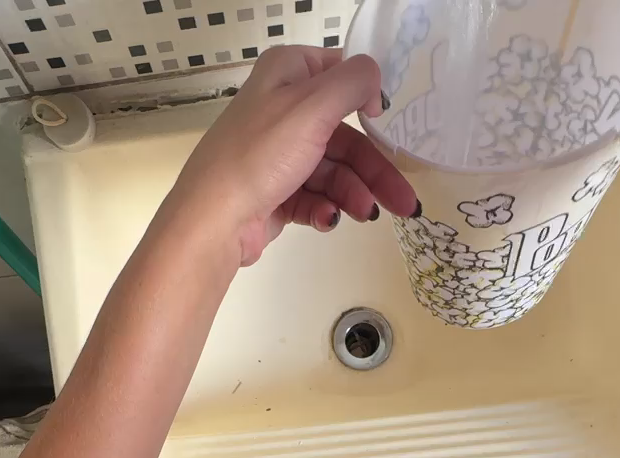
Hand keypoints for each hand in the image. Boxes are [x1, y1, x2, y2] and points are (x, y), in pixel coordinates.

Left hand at [164, 46, 420, 265]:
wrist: (215, 220)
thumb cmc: (260, 156)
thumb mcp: (312, 106)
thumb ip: (354, 83)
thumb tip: (375, 82)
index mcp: (287, 74)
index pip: (339, 76)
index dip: (368, 101)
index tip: (389, 126)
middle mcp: (282, 111)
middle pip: (344, 138)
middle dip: (375, 171)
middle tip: (404, 202)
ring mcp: (277, 156)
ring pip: (332, 173)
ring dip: (353, 194)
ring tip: (365, 214)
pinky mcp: (275, 195)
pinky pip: (313, 198)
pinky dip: (325, 209)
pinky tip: (328, 218)